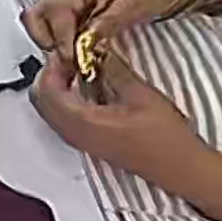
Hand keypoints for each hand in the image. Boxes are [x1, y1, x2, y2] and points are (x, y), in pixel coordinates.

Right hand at [20, 0, 187, 67]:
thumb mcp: (134, 7)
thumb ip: (107, 23)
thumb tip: (85, 41)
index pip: (55, 13)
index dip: (61, 39)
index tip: (73, 59)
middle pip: (34, 16)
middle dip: (46, 40)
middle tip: (69, 56)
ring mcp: (61, 2)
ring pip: (35, 23)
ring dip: (47, 43)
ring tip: (71, 54)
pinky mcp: (63, 13)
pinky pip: (45, 29)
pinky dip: (54, 43)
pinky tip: (72, 50)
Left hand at [32, 55, 221, 220]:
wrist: (181, 169)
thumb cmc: (166, 139)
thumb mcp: (141, 95)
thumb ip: (114, 71)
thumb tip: (98, 51)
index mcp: (80, 122)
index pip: (46, 90)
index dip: (52, 67)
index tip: (68, 52)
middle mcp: (72, 133)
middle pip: (40, 99)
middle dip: (50, 75)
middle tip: (70, 59)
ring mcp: (76, 139)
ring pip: (48, 108)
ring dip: (57, 86)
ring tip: (79, 69)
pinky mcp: (85, 141)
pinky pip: (61, 116)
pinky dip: (65, 98)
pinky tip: (88, 87)